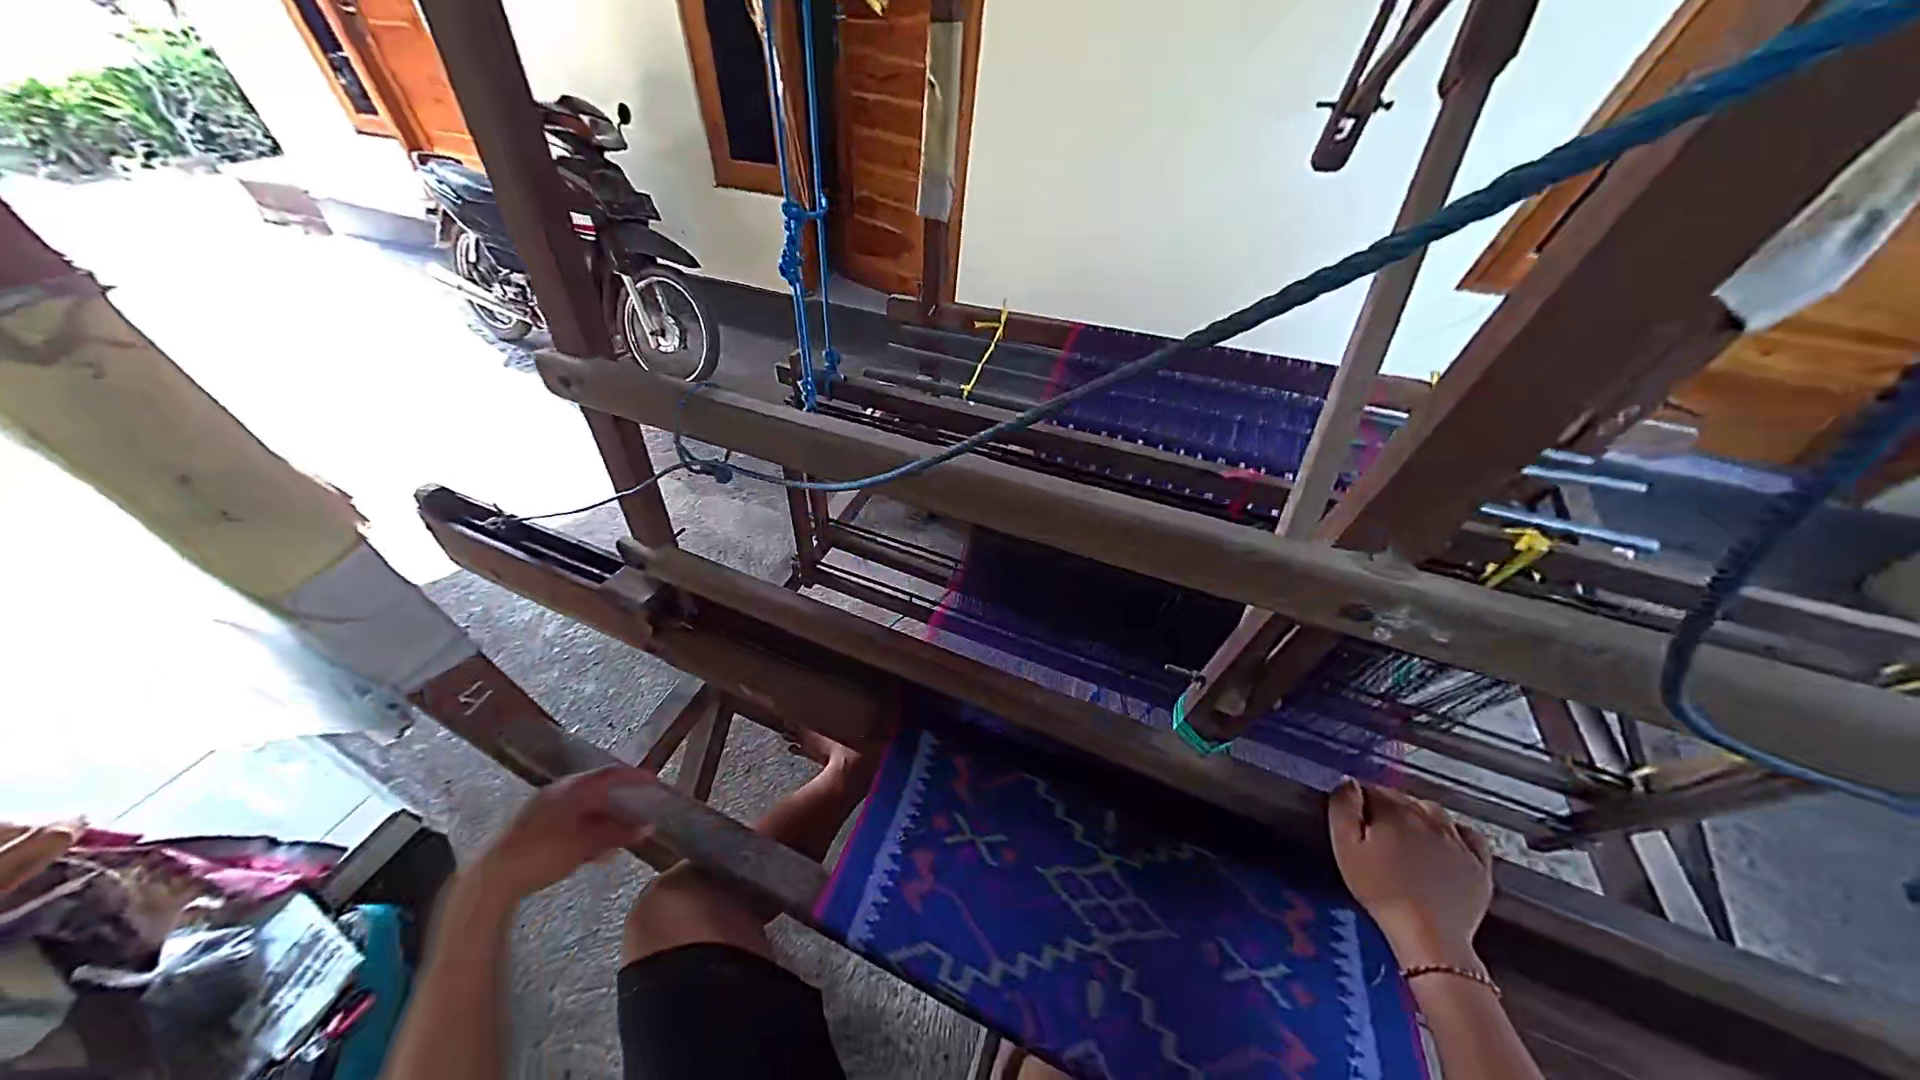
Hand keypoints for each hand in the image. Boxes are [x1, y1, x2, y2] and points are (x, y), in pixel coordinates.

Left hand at [468, 766, 656, 902]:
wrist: (491, 880)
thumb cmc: (541, 855)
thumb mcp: (586, 844)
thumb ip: (618, 834)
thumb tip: (646, 828)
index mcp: (571, 789)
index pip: (610, 774)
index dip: (634, 777)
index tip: (653, 780)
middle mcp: (556, 792)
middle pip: (597, 791)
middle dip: (620, 804)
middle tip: (639, 812)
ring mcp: (542, 809)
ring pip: (583, 809)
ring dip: (603, 822)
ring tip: (617, 840)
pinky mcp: (532, 828)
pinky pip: (569, 822)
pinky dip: (586, 831)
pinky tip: (592, 852)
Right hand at [1328, 779, 1492, 971]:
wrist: (1428, 935)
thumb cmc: (1379, 891)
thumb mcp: (1345, 847)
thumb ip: (1343, 808)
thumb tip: (1348, 782)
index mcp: (1394, 812)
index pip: (1372, 790)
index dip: (1359, 801)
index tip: (1354, 819)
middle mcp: (1429, 818)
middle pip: (1402, 799)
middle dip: (1386, 808)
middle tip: (1374, 833)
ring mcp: (1457, 840)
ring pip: (1433, 812)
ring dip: (1417, 816)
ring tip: (1405, 838)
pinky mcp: (1479, 864)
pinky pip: (1468, 834)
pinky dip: (1454, 832)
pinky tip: (1443, 843)